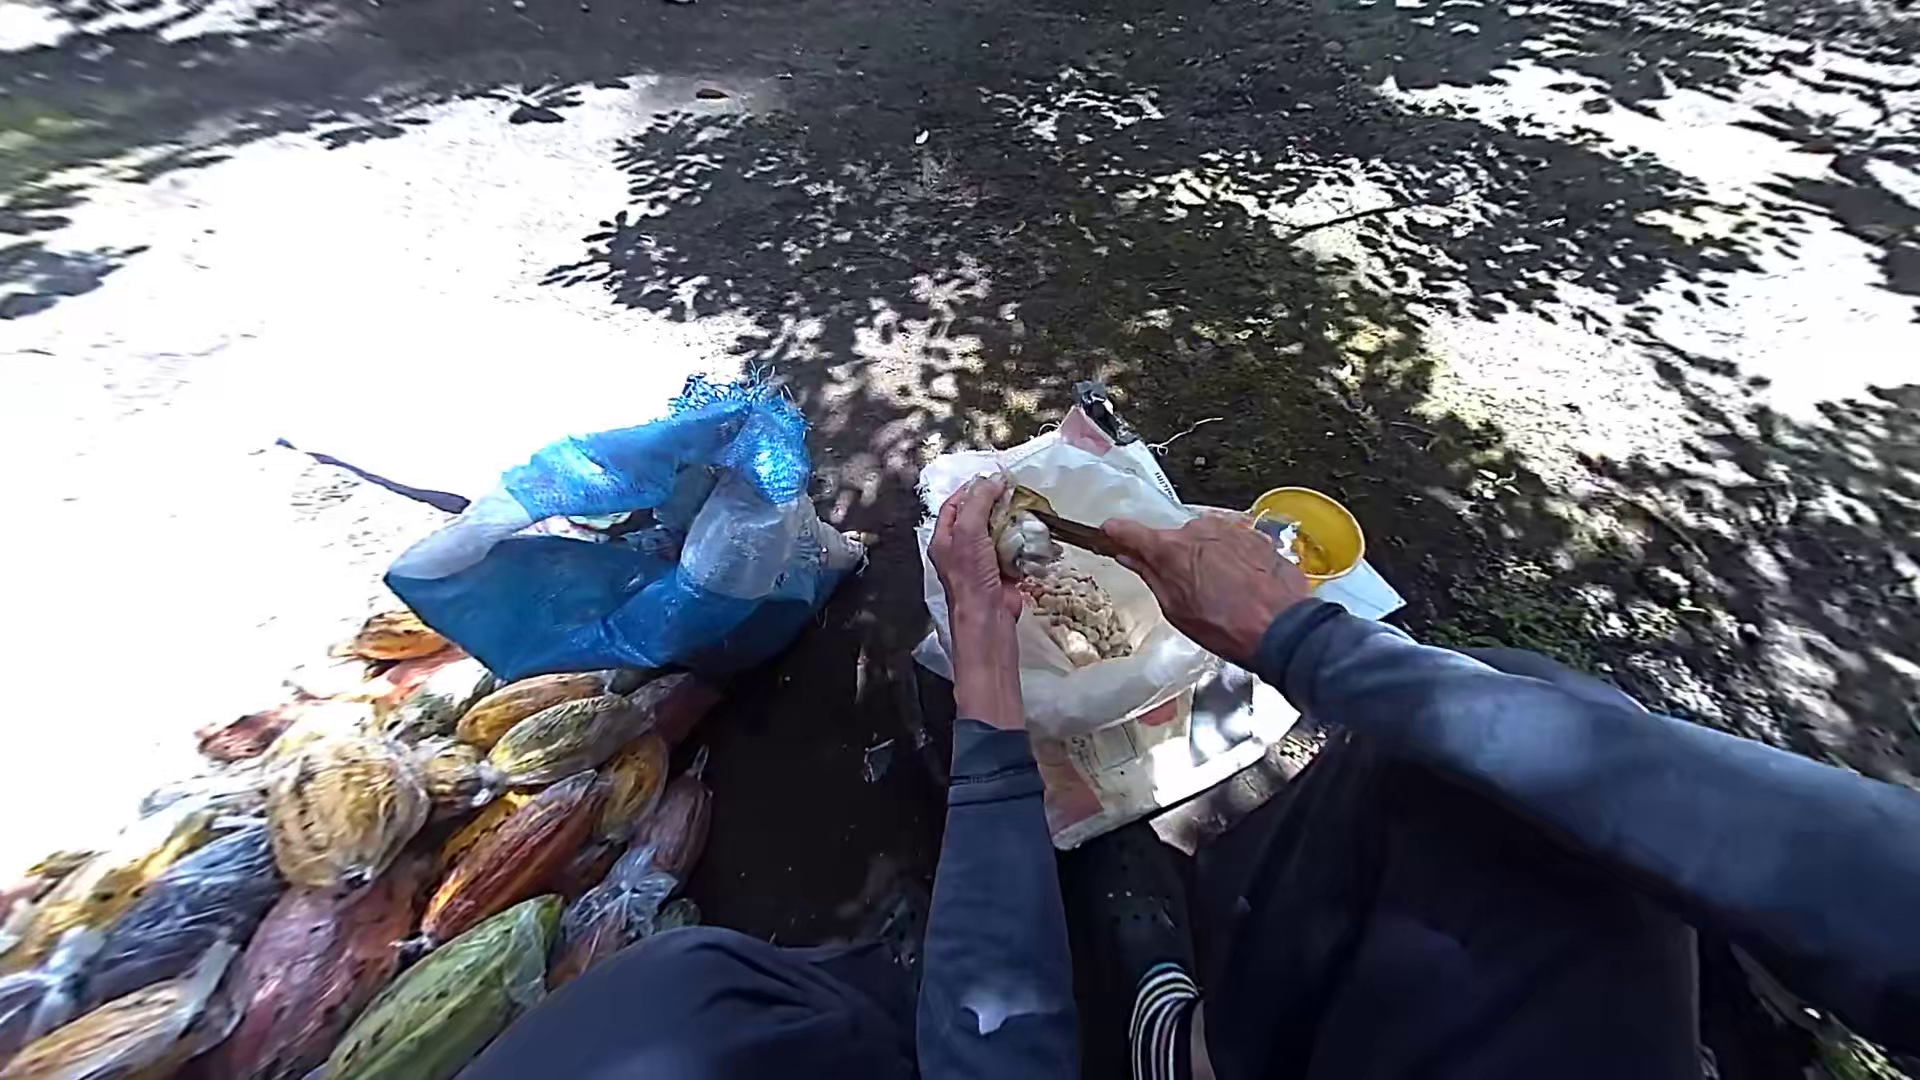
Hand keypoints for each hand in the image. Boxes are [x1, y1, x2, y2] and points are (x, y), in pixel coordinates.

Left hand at [931, 474, 1024, 729]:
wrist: (988, 617)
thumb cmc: (971, 577)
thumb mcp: (969, 531)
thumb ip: (979, 503)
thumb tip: (993, 479)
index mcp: (944, 538)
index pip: (954, 505)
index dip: (971, 489)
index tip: (991, 478)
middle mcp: (961, 548)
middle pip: (979, 516)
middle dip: (995, 503)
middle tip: (1014, 490)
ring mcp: (983, 560)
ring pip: (999, 531)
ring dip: (1012, 520)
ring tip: (1026, 506)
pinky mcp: (1003, 571)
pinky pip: (1014, 549)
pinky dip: (1023, 540)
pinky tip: (1033, 530)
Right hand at [1101, 513, 1311, 666]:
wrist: (1284, 630)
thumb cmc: (1226, 627)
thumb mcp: (1175, 608)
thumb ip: (1149, 575)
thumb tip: (1128, 556)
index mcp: (1170, 549)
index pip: (1129, 531)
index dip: (1115, 533)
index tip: (1107, 534)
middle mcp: (1197, 529)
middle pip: (1170, 537)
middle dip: (1169, 556)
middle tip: (1180, 586)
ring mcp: (1228, 529)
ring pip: (1201, 538)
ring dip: (1201, 556)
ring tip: (1216, 588)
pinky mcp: (1254, 535)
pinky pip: (1228, 542)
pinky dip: (1226, 557)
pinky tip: (1237, 582)